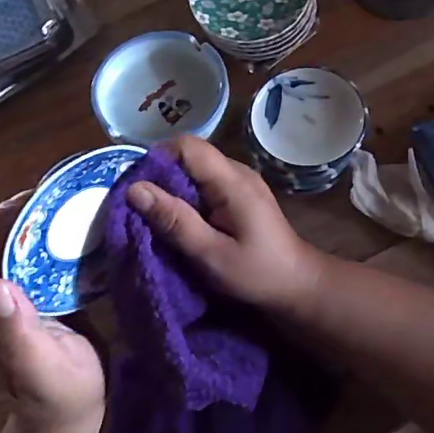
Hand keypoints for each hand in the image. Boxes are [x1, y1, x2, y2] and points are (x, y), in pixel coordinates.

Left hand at [0, 195, 106, 432]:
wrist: (73, 420)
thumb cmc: (60, 399)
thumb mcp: (42, 371)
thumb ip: (17, 334)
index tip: (29, 203)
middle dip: (19, 214)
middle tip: (57, 195)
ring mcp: (19, 297)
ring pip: (18, 247)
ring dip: (39, 223)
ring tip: (72, 203)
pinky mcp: (42, 298)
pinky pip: (41, 258)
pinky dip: (57, 238)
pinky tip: (84, 227)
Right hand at [128, 136, 328, 315]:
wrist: (299, 286)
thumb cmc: (257, 274)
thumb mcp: (210, 254)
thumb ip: (174, 221)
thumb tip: (134, 189)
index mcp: (232, 182)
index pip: (187, 146)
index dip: (157, 160)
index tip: (137, 188)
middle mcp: (237, 172)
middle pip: (189, 155)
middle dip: (160, 176)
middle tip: (140, 207)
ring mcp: (241, 182)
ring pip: (196, 170)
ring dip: (172, 188)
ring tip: (156, 216)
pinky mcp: (240, 196)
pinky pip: (206, 184)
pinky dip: (187, 197)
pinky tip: (180, 221)